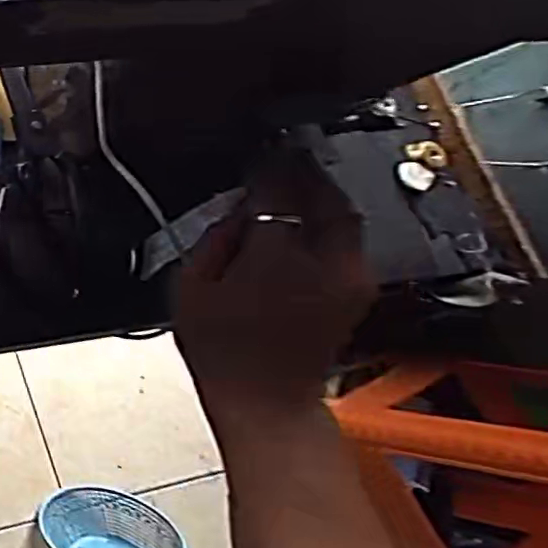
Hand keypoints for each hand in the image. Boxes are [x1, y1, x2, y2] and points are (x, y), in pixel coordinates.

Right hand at [174, 153, 374, 428]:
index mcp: (277, 259)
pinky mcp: (357, 292)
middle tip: (285, 158)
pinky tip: (305, 223)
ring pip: (346, 220)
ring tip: (297, 184)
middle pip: (328, 201)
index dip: (268, 171)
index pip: (279, 196)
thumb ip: (214, 241)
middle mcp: (326, 264)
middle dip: (307, 175)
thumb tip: (235, 214)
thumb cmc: (215, 343)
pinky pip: (349, 243)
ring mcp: (350, 279)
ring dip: (323, 197)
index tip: (258, 155)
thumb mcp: (190, 286)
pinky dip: (329, 223)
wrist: (262, 393)